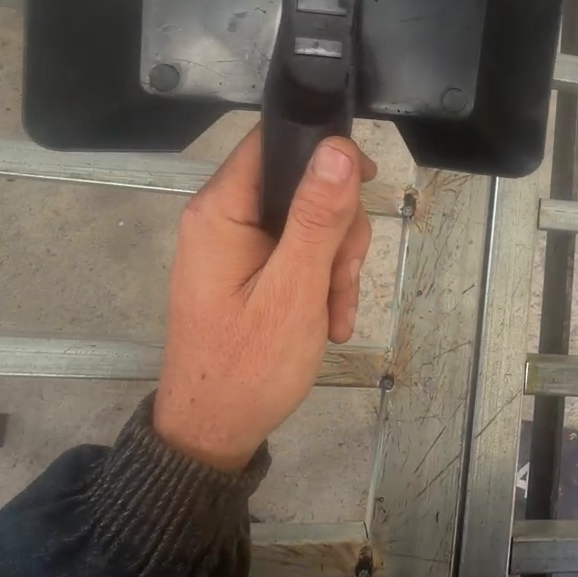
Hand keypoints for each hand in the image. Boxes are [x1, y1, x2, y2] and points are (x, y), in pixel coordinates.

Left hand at [153, 126, 375, 470]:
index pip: (275, 140)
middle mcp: (224, 215)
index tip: (364, 182)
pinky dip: (322, 280)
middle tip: (343, 276)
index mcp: (222, 209)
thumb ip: (318, 217)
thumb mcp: (294, 290)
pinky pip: (299, 250)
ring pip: (310, 219)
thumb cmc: (248, 365)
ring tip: (335, 311)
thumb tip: (339, 148)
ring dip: (335, 262)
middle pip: (302, 184)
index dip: (324, 150)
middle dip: (337, 228)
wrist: (212, 436)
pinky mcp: (249, 266)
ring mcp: (237, 243)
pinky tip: (329, 319)